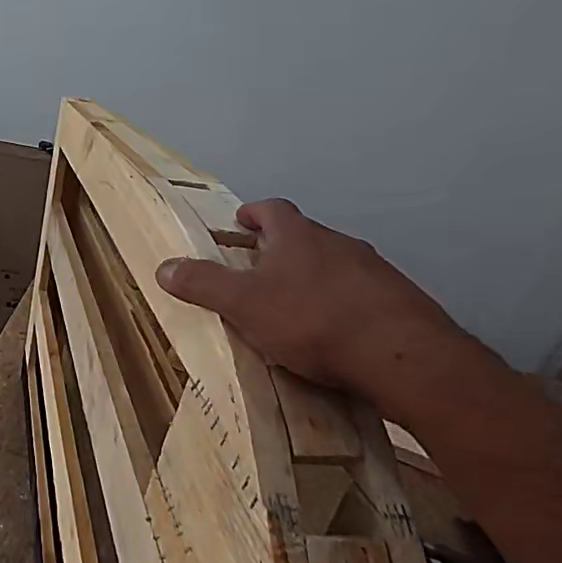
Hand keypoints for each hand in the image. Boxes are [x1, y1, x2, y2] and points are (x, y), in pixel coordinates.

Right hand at [155, 198, 508, 426]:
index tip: (242, 221)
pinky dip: (342, 302)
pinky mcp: (395, 298)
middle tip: (261, 269)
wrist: (398, 352)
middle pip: (304, 235)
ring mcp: (371, 268)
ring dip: (313, 276)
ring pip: (334, 264)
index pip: (273, 209)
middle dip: (282, 248)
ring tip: (297, 304)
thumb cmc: (311, 319)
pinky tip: (336, 330)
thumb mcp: (245, 304)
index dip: (254, 213)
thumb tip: (163, 267)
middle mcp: (337, 242)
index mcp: (298, 236)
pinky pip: (359, 292)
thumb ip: (204, 285)